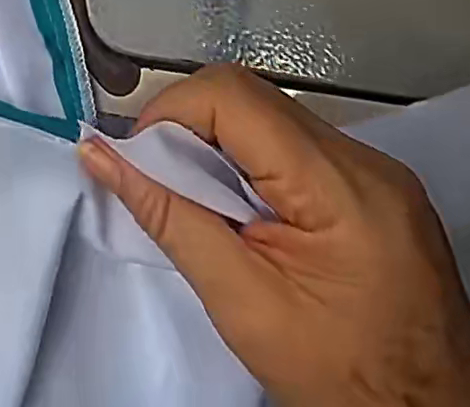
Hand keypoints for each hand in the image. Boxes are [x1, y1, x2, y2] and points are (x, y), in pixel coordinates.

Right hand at [77, 64, 469, 406]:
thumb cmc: (341, 377)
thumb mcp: (238, 300)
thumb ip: (163, 214)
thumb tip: (93, 153)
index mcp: (341, 189)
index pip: (230, 96)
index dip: (169, 113)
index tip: (144, 162)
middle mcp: (366, 162)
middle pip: (244, 92)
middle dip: (184, 121)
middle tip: (164, 178)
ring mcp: (375, 170)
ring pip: (261, 108)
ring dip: (209, 137)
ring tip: (198, 195)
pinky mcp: (372, 184)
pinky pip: (284, 135)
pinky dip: (240, 153)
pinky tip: (237, 202)